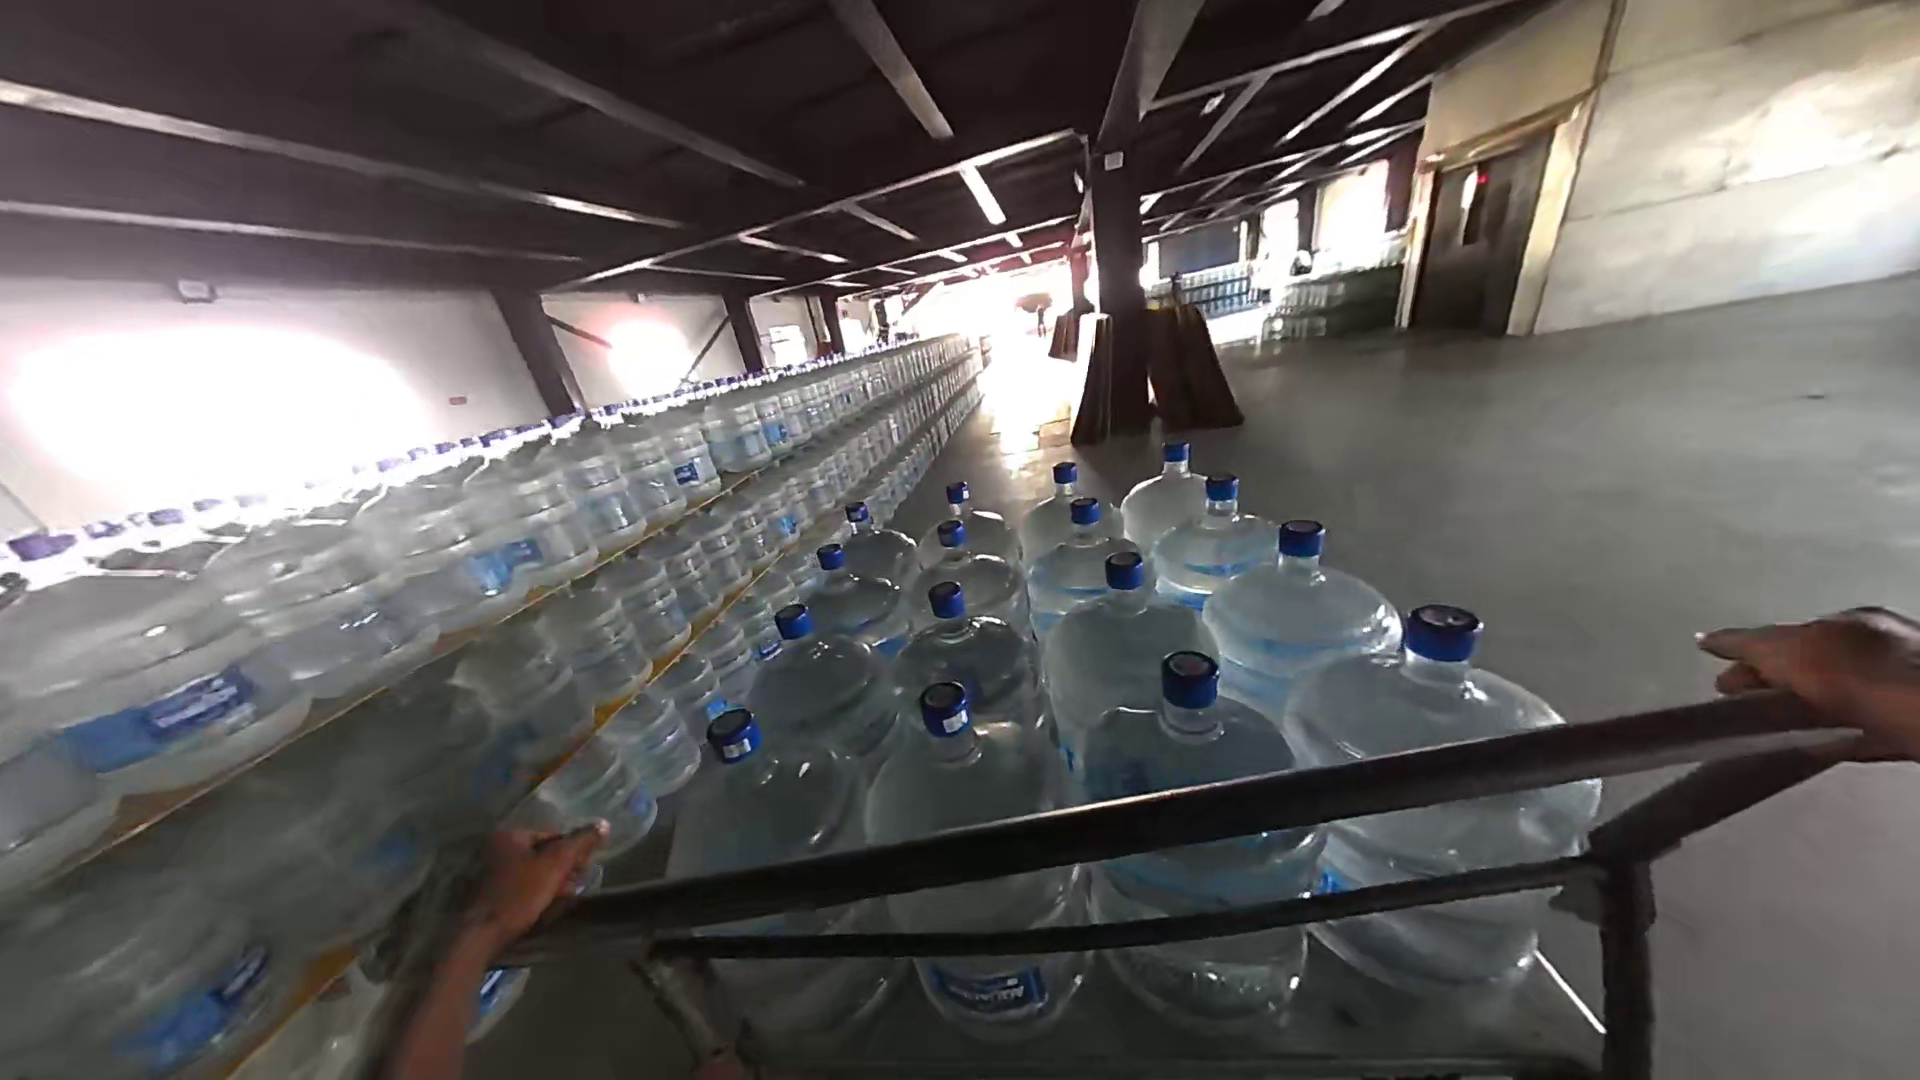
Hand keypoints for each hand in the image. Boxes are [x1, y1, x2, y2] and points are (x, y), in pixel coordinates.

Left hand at [461, 825, 605, 959]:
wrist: (478, 939)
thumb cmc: (519, 893)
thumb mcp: (557, 862)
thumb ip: (582, 841)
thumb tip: (604, 824)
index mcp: (509, 836)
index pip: (554, 835)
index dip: (573, 850)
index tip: (584, 866)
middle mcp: (495, 851)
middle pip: (543, 854)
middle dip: (564, 868)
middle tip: (577, 882)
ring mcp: (487, 876)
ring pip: (532, 873)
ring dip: (553, 883)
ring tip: (566, 897)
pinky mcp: (486, 899)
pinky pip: (519, 889)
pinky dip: (535, 894)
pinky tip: (547, 906)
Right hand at [1698, 607, 1919, 758]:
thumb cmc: (1853, 670)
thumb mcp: (1775, 646)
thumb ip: (1738, 641)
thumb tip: (1705, 640)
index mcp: (1852, 622)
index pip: (1787, 636)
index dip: (1751, 657)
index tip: (1731, 679)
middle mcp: (1883, 649)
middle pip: (1808, 668)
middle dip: (1775, 684)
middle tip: (1748, 701)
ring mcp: (1900, 689)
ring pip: (1831, 700)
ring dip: (1800, 712)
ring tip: (1774, 725)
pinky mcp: (1907, 725)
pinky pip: (1856, 731)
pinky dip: (1830, 738)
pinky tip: (1810, 743)